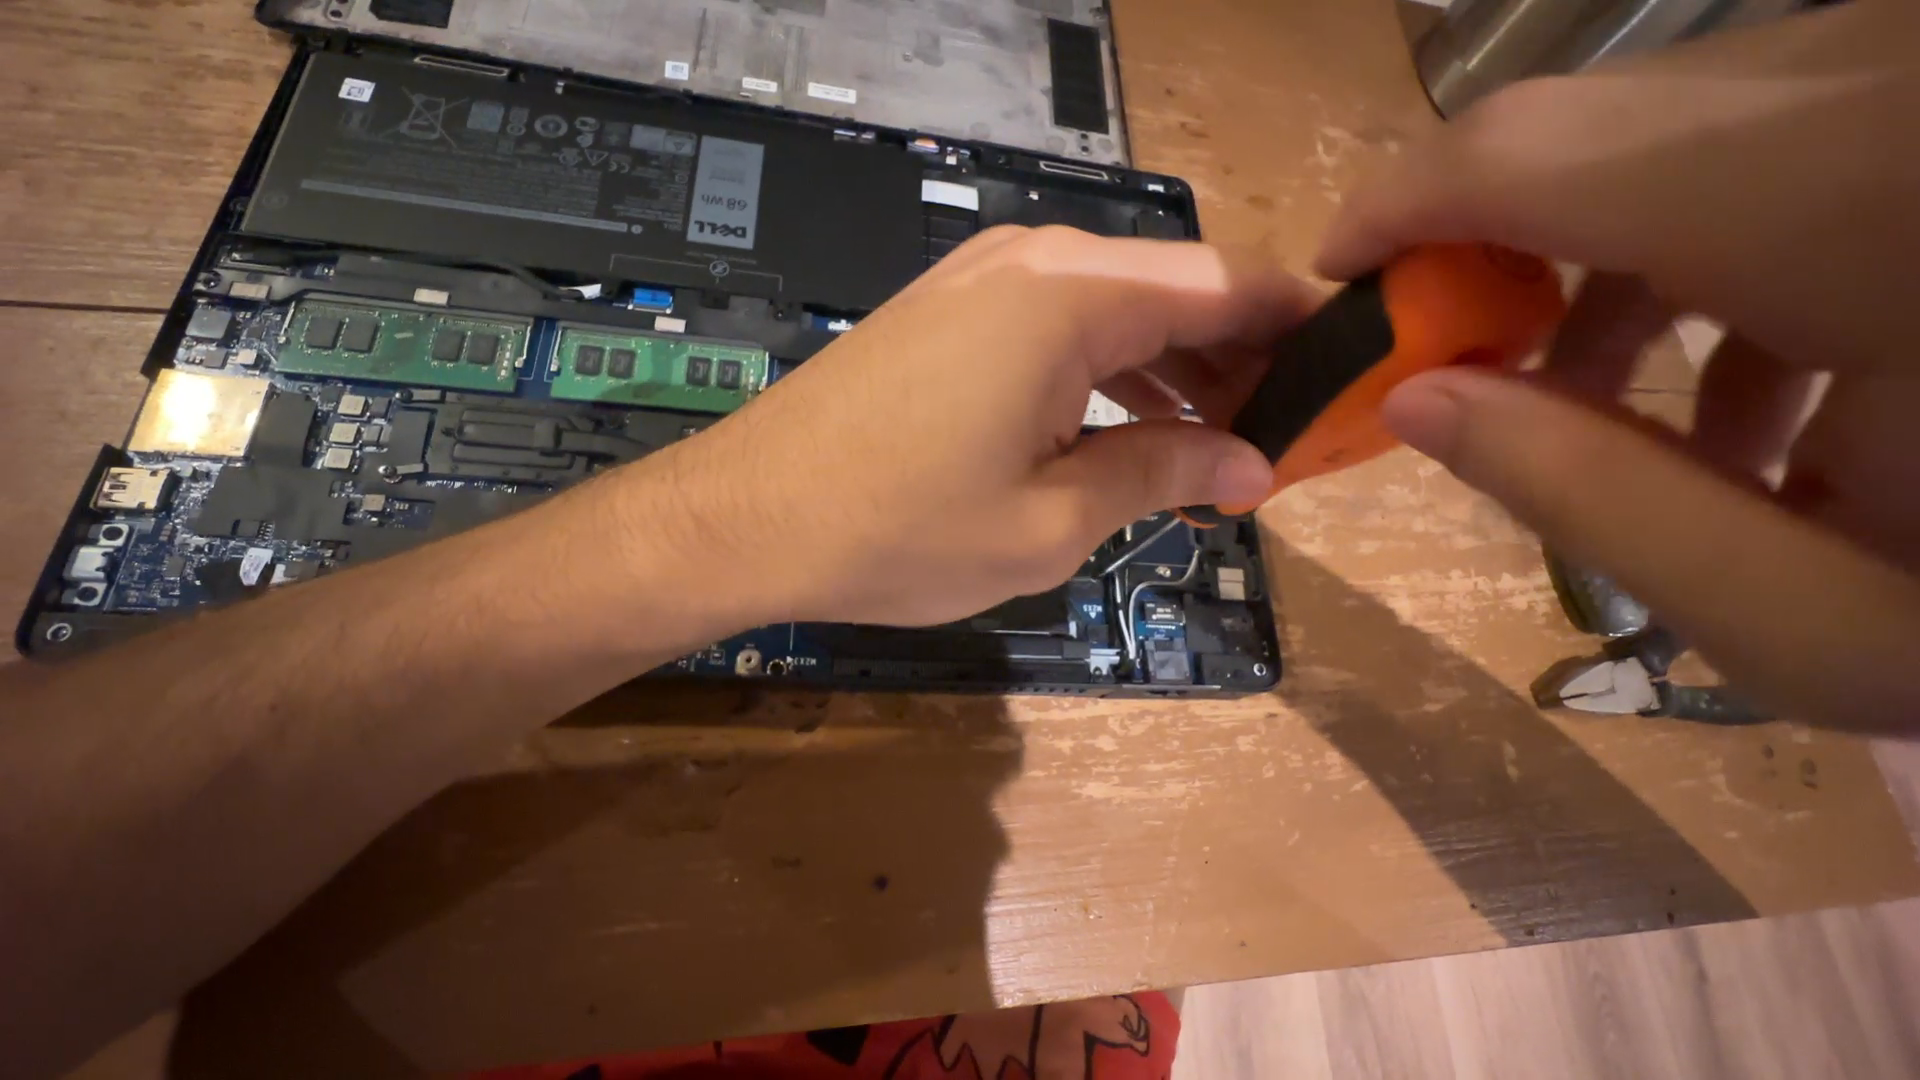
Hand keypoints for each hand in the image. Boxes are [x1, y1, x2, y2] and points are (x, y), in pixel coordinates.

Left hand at [636, 227, 1317, 626]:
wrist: (745, 519)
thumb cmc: (897, 531)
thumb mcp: (1047, 522)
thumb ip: (1158, 475)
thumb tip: (1253, 465)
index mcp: (1070, 297)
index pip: (1226, 286)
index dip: (1294, 332)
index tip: (1341, 384)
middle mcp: (1032, 262)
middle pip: (1172, 290)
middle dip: (1234, 362)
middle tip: (1276, 442)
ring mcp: (981, 280)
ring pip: (1114, 309)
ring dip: (1170, 370)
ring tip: (1212, 449)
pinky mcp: (948, 312)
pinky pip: (1056, 326)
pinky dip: (1104, 372)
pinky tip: (1127, 431)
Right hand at [1317, 0, 1919, 727]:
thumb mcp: (1816, 620)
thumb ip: (1581, 495)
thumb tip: (1414, 402)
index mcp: (1866, 207)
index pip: (1527, 152)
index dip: (1395, 208)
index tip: (1335, 285)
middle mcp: (1912, 90)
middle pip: (1595, 125)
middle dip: (1485, 244)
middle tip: (1458, 361)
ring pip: (1690, 123)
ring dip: (1599, 255)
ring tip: (1606, 398)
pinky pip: (1800, 129)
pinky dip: (1720, 239)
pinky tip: (1771, 370)